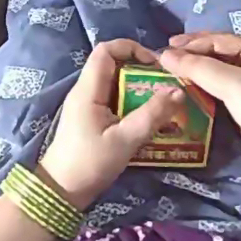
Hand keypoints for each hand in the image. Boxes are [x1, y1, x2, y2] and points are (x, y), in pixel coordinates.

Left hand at [38, 39, 186, 206]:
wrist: (62, 192)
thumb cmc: (90, 163)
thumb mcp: (125, 140)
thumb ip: (152, 115)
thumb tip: (178, 91)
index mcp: (88, 90)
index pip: (106, 50)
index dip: (132, 48)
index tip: (156, 65)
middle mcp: (86, 91)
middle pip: (115, 65)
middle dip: (142, 71)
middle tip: (166, 86)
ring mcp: (88, 105)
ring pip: (117, 84)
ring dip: (140, 89)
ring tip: (164, 102)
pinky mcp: (93, 119)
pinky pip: (116, 101)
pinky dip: (134, 104)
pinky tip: (150, 119)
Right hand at [158, 33, 240, 183]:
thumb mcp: (236, 85)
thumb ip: (201, 68)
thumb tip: (165, 55)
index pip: (219, 40)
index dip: (192, 43)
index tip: (165, 50)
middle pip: (216, 53)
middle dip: (191, 54)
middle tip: (164, 59)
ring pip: (215, 72)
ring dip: (194, 71)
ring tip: (169, 73)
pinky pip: (217, 90)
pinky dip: (200, 88)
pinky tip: (185, 90)